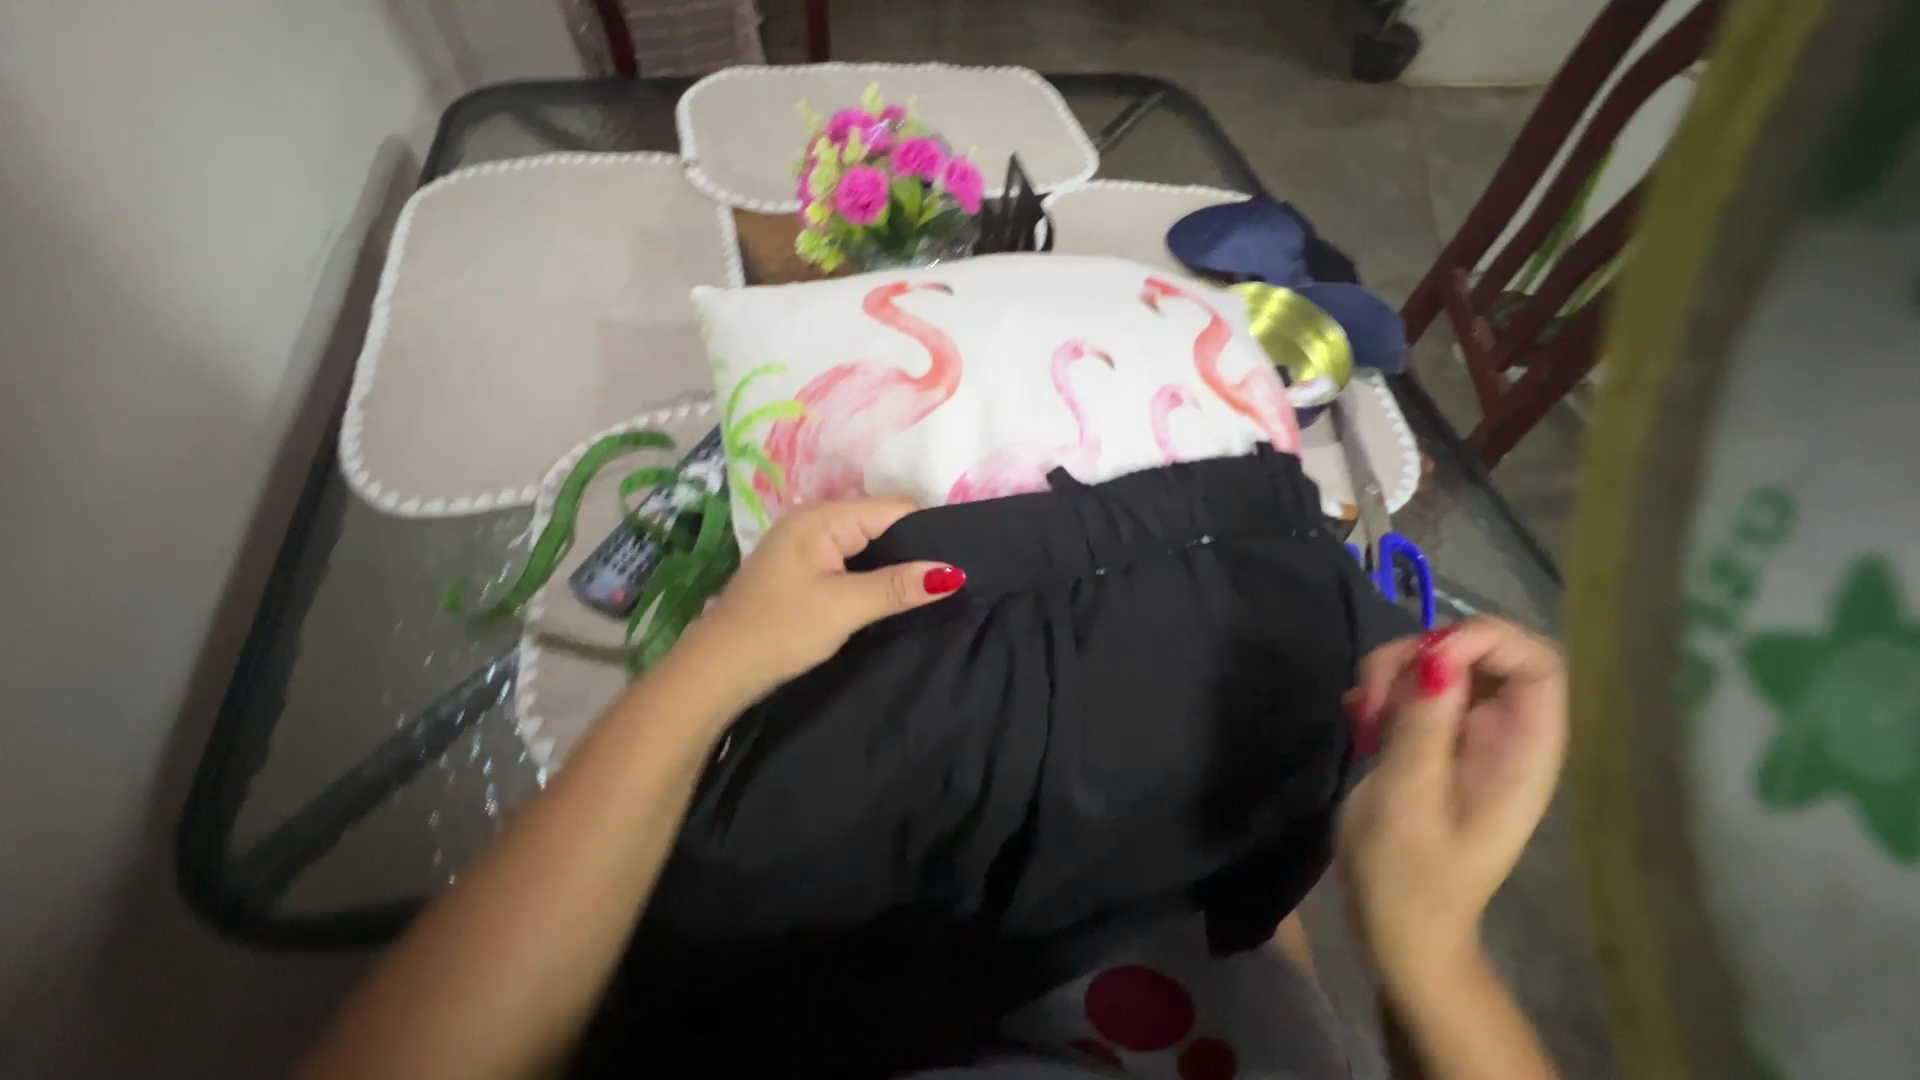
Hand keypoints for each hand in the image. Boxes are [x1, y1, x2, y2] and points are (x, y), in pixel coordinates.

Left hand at [675, 497, 964, 703]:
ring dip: (895, 561)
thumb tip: (954, 572)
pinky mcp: (804, 567)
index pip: (894, 508)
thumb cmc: (780, 631)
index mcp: (822, 517)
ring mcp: (807, 543)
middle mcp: (814, 519)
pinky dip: (874, 571)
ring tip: (932, 586)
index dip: (930, 530)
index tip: (963, 559)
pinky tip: (893, 591)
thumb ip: (897, 586)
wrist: (718, 669)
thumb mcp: (843, 608)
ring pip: (868, 541)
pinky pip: (852, 557)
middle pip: (882, 520)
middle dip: (916, 545)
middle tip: (953, 577)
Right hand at [1335, 617, 1567, 995]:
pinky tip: (1358, 723)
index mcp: (1523, 750)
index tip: (1423, 657)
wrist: (1397, 927)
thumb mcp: (1410, 797)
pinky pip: (1410, 689)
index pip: (1536, 662)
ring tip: (1360, 716)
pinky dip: (1379, 691)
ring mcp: (1464, 735)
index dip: (1485, 640)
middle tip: (1372, 694)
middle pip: (1477, 653)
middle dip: (1419, 656)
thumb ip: (1425, 722)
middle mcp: (1501, 734)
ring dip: (1390, 674)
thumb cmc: (1410, 876)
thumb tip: (1437, 653)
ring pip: (1436, 666)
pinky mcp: (1429, 740)